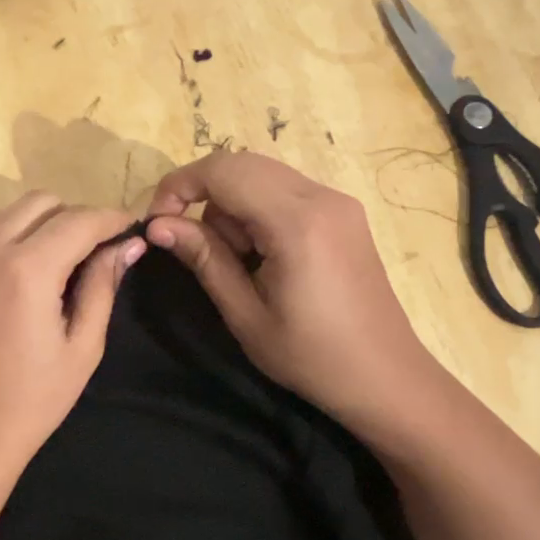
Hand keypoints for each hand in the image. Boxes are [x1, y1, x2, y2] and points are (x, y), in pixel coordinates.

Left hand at [0, 192, 145, 498]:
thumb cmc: (28, 405)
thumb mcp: (80, 349)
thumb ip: (103, 286)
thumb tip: (127, 243)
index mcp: (23, 271)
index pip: (77, 220)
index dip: (108, 219)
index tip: (125, 226)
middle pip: (36, 203)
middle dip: (68, 218)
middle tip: (84, 251)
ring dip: (27, 233)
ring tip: (40, 273)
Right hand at [145, 149, 441, 427]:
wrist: (382, 375)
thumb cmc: (309, 356)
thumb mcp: (244, 314)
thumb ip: (204, 259)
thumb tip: (158, 226)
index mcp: (296, 222)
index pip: (223, 171)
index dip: (179, 186)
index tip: (157, 223)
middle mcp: (321, 197)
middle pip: (242, 164)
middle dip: (204, 196)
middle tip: (191, 246)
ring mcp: (337, 202)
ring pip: (262, 175)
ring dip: (232, 207)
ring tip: (236, 262)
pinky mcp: (343, 214)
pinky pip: (284, 191)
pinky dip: (258, 211)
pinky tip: (261, 255)